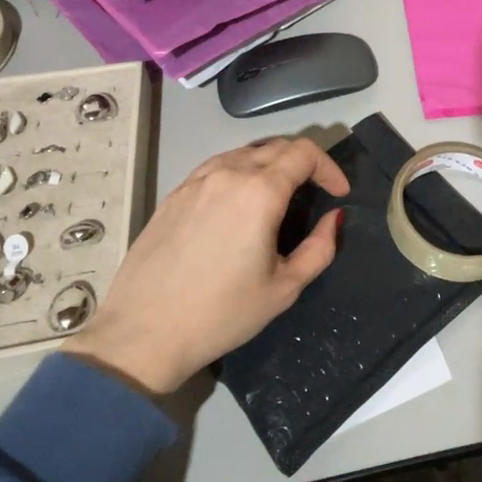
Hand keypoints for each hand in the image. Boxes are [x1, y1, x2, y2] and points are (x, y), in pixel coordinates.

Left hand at [62, 137, 348, 394]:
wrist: (143, 334)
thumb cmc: (222, 313)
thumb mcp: (284, 288)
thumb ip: (320, 248)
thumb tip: (333, 219)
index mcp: (260, 192)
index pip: (304, 153)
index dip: (329, 167)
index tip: (339, 193)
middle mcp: (228, 174)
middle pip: (276, 147)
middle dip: (304, 163)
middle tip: (315, 192)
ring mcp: (195, 181)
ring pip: (244, 153)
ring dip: (271, 164)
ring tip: (280, 194)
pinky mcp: (173, 195)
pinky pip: (217, 167)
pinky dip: (240, 172)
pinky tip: (239, 202)